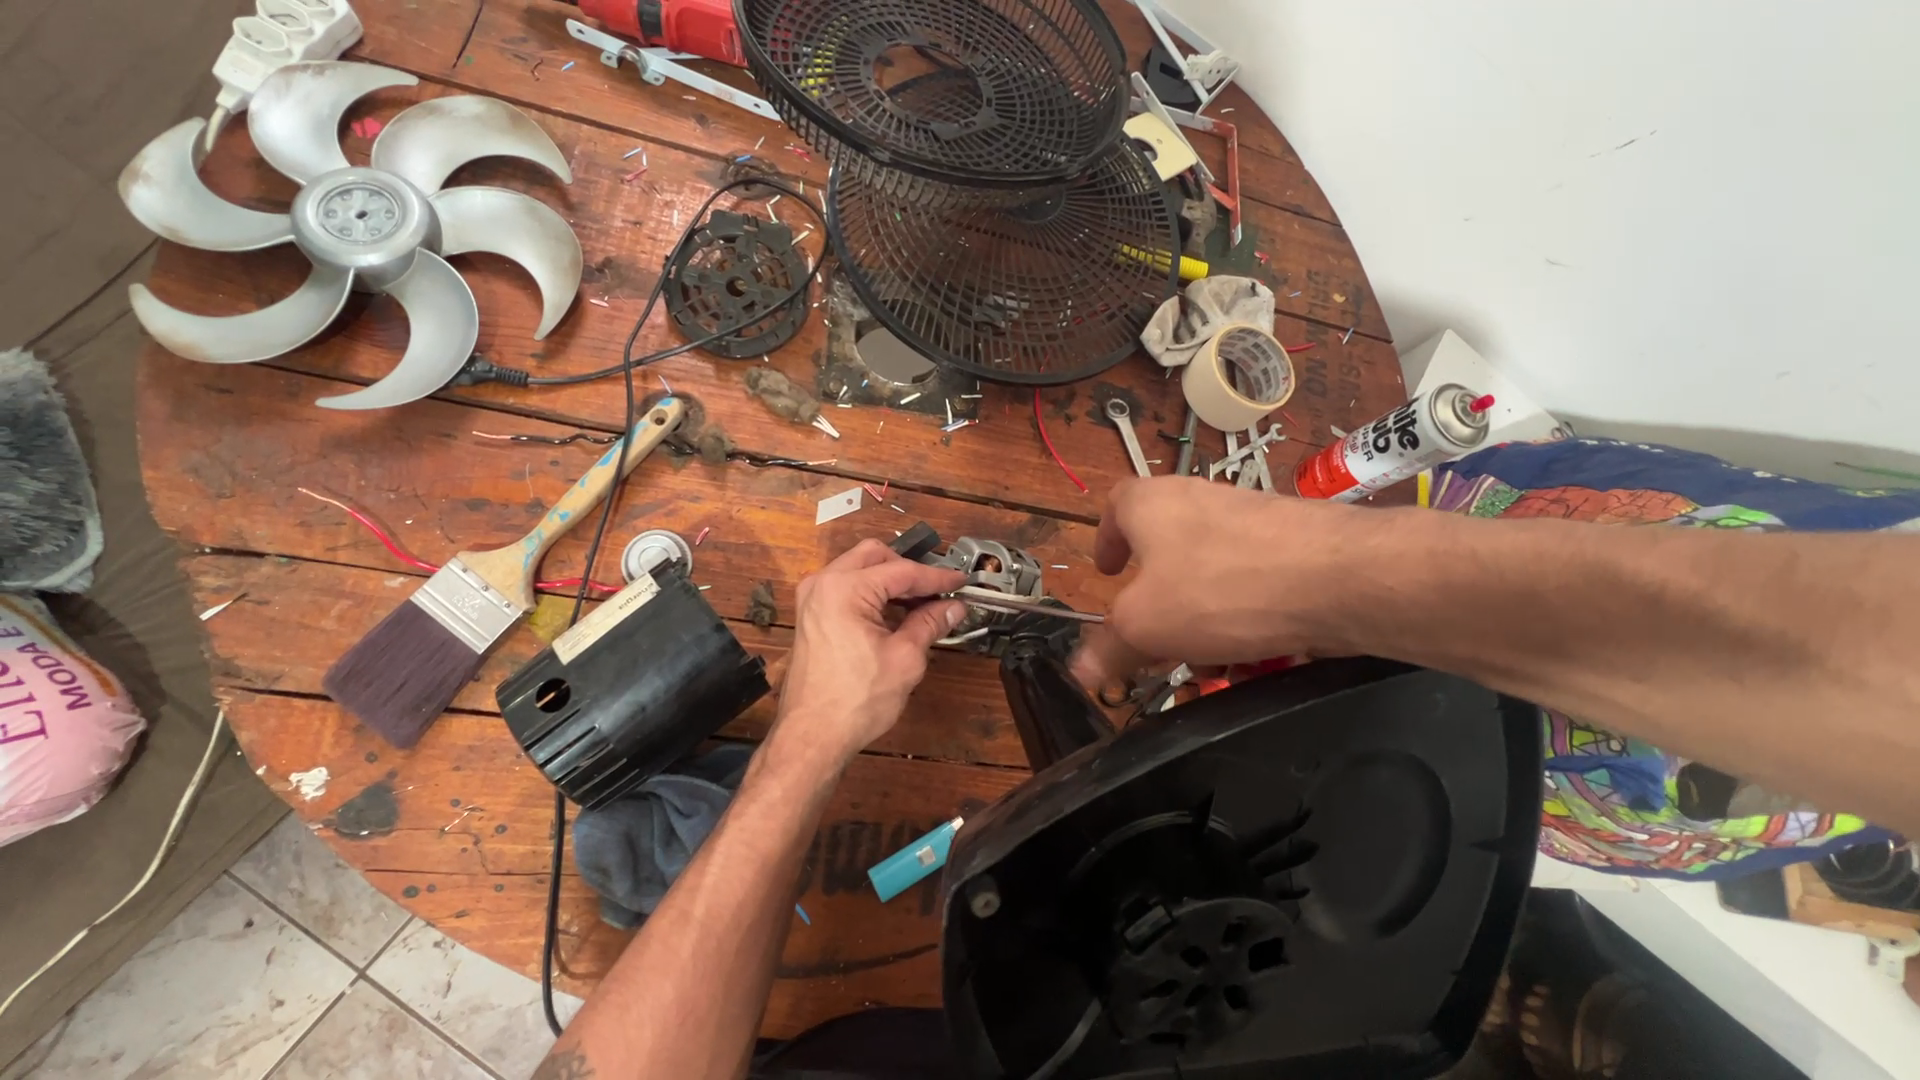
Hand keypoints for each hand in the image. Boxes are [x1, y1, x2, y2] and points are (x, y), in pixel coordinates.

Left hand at [774, 539, 967, 765]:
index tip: (961, 581)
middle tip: (938, 591)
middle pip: (876, 557)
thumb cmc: (855, 701)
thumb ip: (930, 623)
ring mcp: (812, 599)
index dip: (936, 577)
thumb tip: (953, 607)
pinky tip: (895, 614)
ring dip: (890, 581)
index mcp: (844, 589)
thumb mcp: (905, 658)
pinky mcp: (810, 615)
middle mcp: (822, 584)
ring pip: (859, 569)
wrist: (812, 735)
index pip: (902, 570)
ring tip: (921, 604)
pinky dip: (872, 593)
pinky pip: (846, 588)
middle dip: (909, 570)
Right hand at [1069, 478, 1383, 689]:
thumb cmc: (1218, 588)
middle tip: (1157, 645)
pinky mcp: (1295, 542)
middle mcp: (1199, 500)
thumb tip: (1078, 670)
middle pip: (1166, 554)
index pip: (1115, 507)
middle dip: (1159, 608)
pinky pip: (1254, 583)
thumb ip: (1108, 647)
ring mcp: (1251, 518)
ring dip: (1203, 624)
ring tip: (1213, 668)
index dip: (1106, 541)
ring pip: (1211, 576)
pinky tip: (1259, 658)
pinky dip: (1247, 619)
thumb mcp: (1145, 627)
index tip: (1108, 574)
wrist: (1339, 576)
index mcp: (1151, 504)